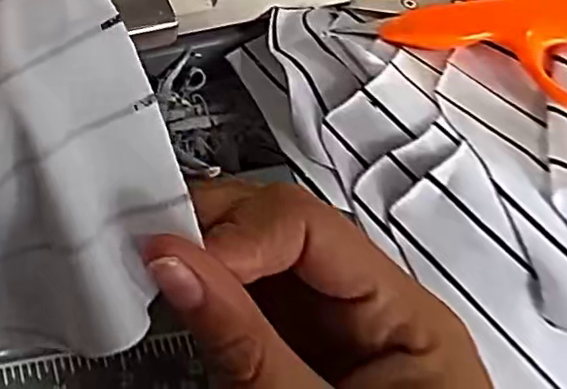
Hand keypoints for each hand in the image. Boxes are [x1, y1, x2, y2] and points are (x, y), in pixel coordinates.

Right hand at [145, 179, 490, 388]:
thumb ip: (241, 342)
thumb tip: (173, 261)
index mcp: (408, 319)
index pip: (308, 227)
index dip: (239, 231)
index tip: (180, 256)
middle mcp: (369, 306)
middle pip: (280, 223)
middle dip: (214, 228)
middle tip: (158, 247)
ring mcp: (329, 323)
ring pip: (256, 247)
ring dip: (203, 249)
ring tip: (161, 263)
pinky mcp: (294, 341)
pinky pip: (243, 286)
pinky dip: (206, 282)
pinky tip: (181, 287)